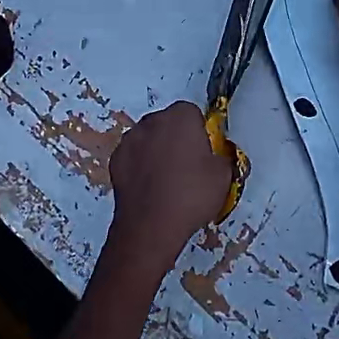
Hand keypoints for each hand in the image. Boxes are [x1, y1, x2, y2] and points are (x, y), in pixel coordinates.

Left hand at [105, 101, 234, 271]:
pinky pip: (133, 156)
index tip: (204, 153)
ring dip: (156, 151)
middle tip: (188, 167)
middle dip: (176, 138)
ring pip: (148, 139)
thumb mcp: (223, 176)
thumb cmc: (191, 195)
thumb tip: (216, 158)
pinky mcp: (115, 159)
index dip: (200, 132)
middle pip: (168, 123)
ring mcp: (130, 139)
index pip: (192, 113)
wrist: (151, 225)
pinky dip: (140, 166)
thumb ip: (222, 157)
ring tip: (167, 180)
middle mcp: (152, 121)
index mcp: (180, 116)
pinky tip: (150, 188)